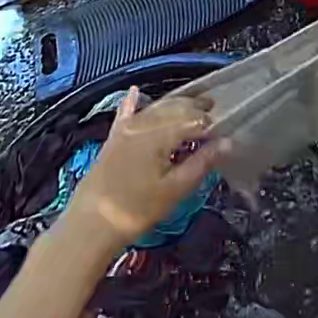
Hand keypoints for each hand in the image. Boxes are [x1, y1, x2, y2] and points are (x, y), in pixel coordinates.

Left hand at [61, 89, 218, 253]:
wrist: (89, 225)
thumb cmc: (137, 209)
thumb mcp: (175, 190)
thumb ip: (202, 163)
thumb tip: (227, 142)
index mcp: (160, 134)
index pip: (193, 120)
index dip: (210, 124)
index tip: (223, 132)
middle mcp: (143, 124)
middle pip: (174, 108)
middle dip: (195, 107)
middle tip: (214, 110)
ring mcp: (125, 129)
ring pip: (155, 108)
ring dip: (175, 104)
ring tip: (193, 104)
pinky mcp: (113, 139)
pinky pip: (126, 114)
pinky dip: (133, 102)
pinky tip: (135, 91)